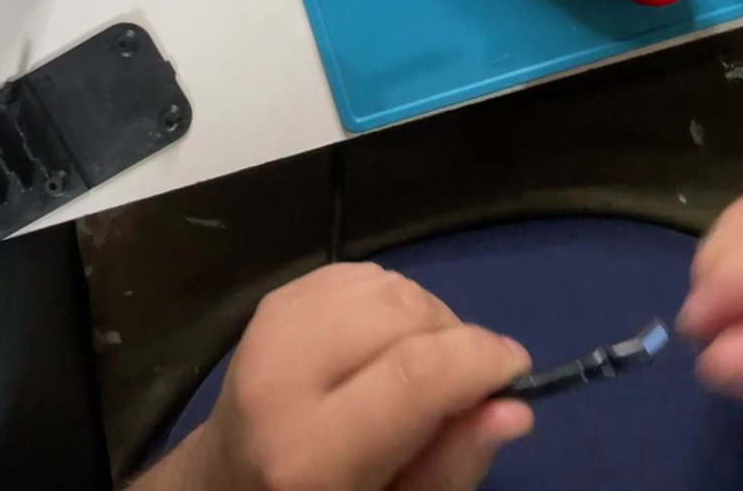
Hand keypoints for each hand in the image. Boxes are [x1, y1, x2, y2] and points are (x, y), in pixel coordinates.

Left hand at [138, 262, 533, 490]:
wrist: (227, 483)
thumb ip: (451, 465)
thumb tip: (513, 406)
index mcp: (310, 451)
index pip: (416, 373)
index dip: (481, 358)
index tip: (516, 369)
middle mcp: (284, 373)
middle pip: (404, 313)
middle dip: (456, 336)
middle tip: (464, 379)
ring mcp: (273, 325)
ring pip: (386, 283)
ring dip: (425, 315)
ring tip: (420, 361)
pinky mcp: (275, 298)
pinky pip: (361, 273)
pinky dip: (391, 299)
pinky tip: (383, 338)